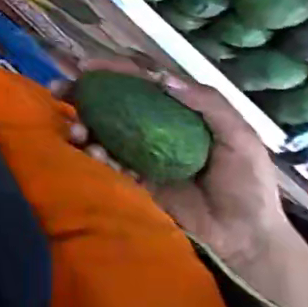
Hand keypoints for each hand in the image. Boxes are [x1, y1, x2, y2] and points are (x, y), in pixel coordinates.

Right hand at [71, 62, 288, 268]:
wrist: (247, 241)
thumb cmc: (249, 185)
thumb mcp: (240, 137)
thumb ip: (207, 103)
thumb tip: (160, 77)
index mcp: (175, 112)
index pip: (140, 82)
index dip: (113, 70)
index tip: (87, 65)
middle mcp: (151, 129)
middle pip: (110, 103)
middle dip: (80, 93)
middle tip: (58, 89)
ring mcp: (139, 156)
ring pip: (100, 131)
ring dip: (81, 125)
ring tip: (76, 130)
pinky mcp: (132, 182)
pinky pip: (105, 163)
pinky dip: (93, 155)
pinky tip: (92, 154)